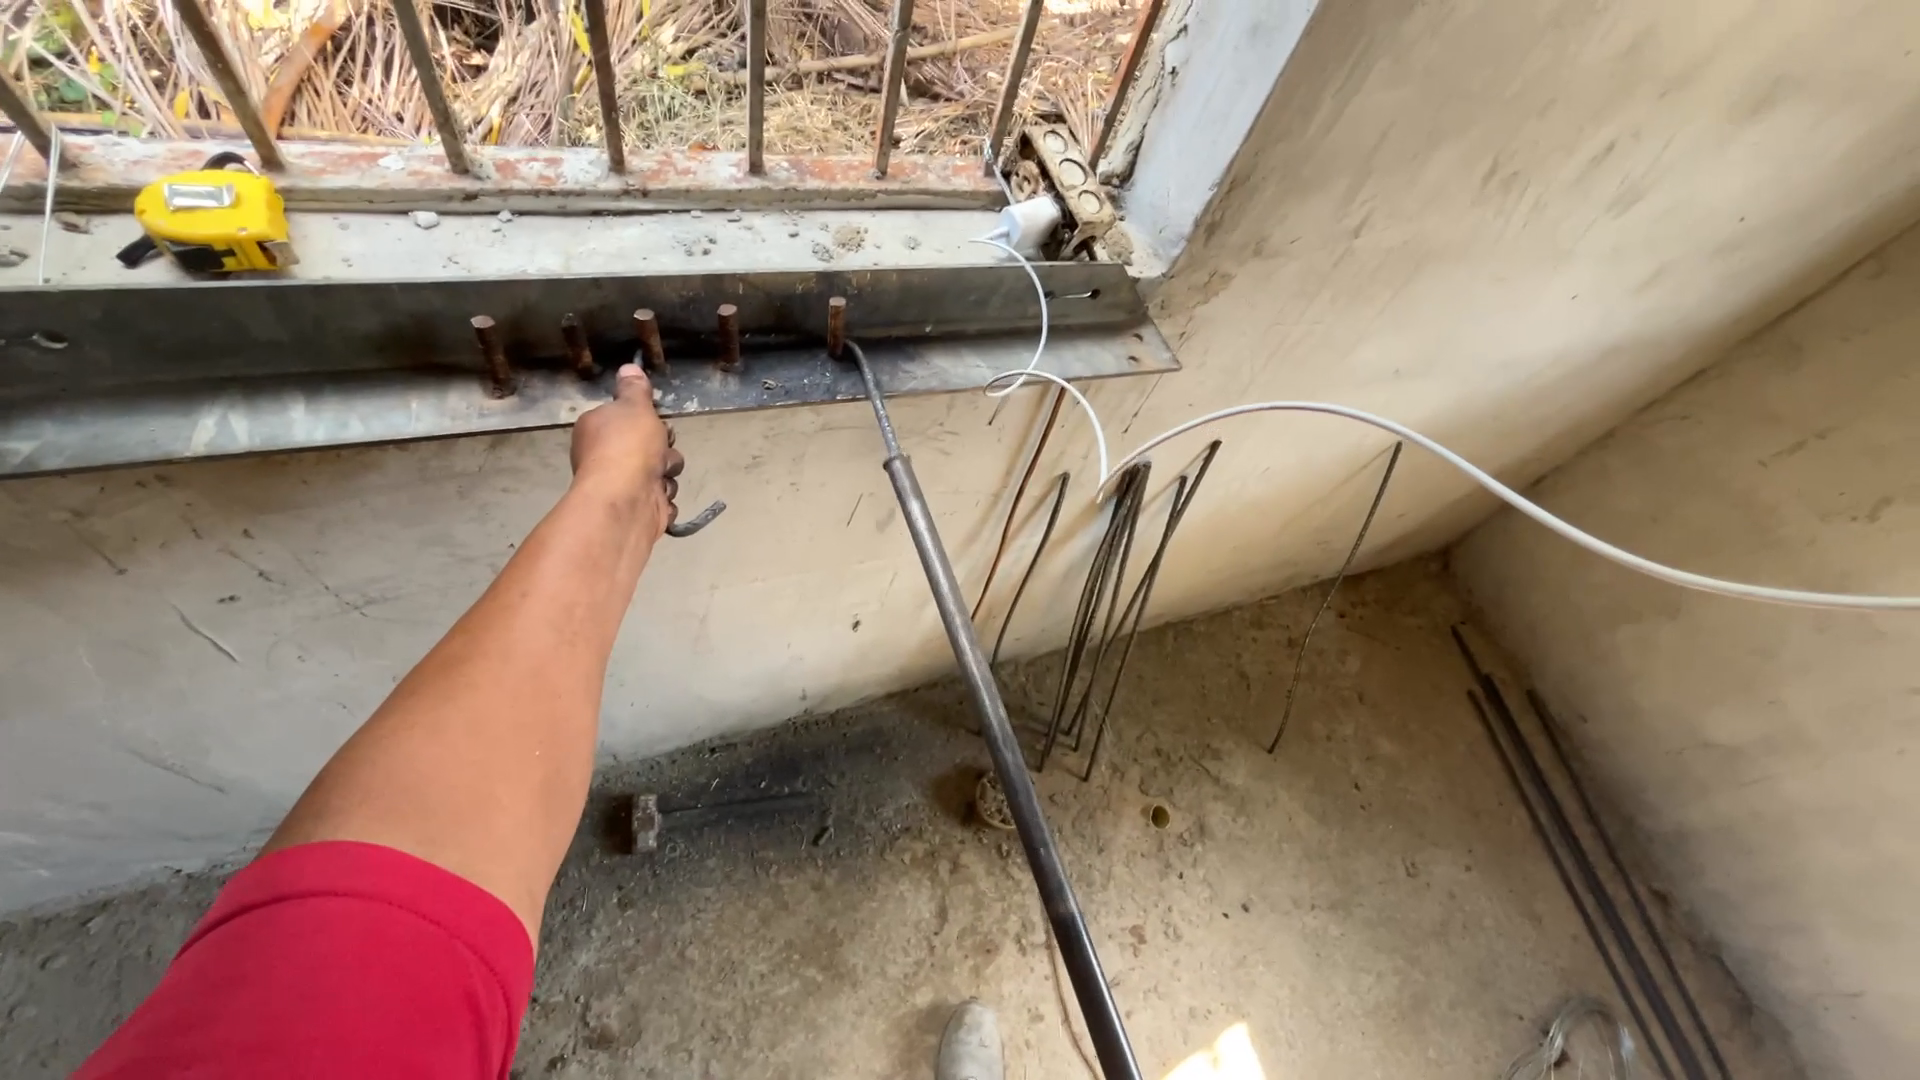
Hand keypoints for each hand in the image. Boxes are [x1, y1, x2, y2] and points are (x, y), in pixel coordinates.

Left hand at [570, 364, 684, 533]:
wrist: (627, 498)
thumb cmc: (628, 446)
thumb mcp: (635, 407)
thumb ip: (635, 389)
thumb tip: (629, 366)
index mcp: (597, 429)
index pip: (627, 419)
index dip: (646, 421)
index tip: (655, 423)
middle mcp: (606, 457)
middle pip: (649, 447)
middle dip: (663, 450)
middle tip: (661, 450)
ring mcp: (622, 485)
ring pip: (660, 473)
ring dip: (667, 474)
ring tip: (660, 476)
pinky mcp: (637, 508)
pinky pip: (661, 498)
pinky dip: (664, 498)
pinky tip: (659, 496)